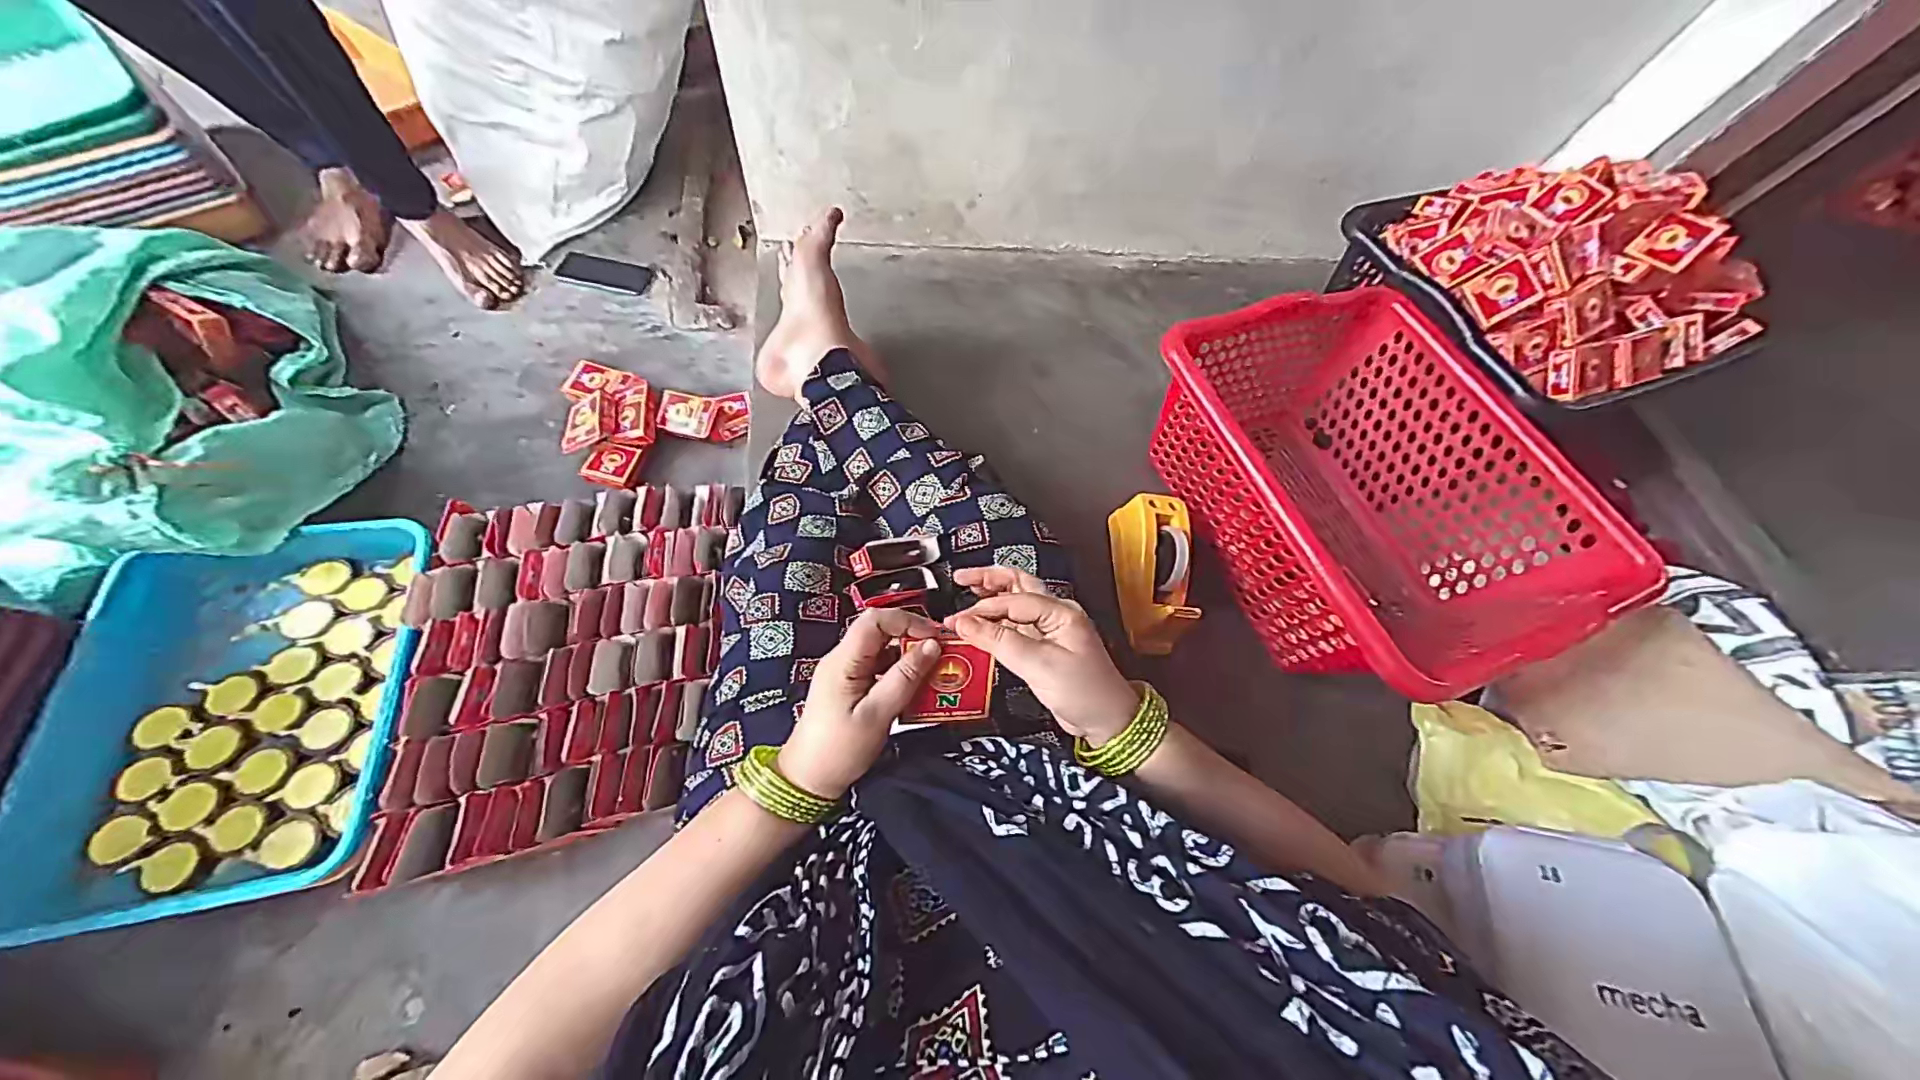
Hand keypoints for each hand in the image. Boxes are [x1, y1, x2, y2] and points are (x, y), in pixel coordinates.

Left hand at [778, 607, 943, 799]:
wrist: (808, 780)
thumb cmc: (838, 750)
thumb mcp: (877, 715)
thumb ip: (905, 678)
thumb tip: (931, 646)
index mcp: (843, 661)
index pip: (876, 620)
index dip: (908, 621)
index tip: (936, 637)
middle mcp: (843, 660)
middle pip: (881, 631)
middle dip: (914, 638)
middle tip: (943, 654)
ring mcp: (847, 672)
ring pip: (884, 650)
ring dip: (910, 657)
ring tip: (937, 671)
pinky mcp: (852, 686)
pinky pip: (881, 668)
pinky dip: (901, 673)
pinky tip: (919, 688)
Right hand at [946, 567, 1139, 744]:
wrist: (1108, 721)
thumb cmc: (1087, 693)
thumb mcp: (1039, 665)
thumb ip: (1000, 641)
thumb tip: (966, 624)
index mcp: (1061, 612)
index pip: (1013, 599)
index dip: (982, 608)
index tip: (958, 619)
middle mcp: (1056, 614)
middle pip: (1018, 585)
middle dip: (988, 579)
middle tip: (962, 579)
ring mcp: (1050, 629)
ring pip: (1016, 602)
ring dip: (992, 596)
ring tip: (968, 592)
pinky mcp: (1044, 647)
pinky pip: (1016, 625)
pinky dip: (996, 621)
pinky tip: (981, 625)